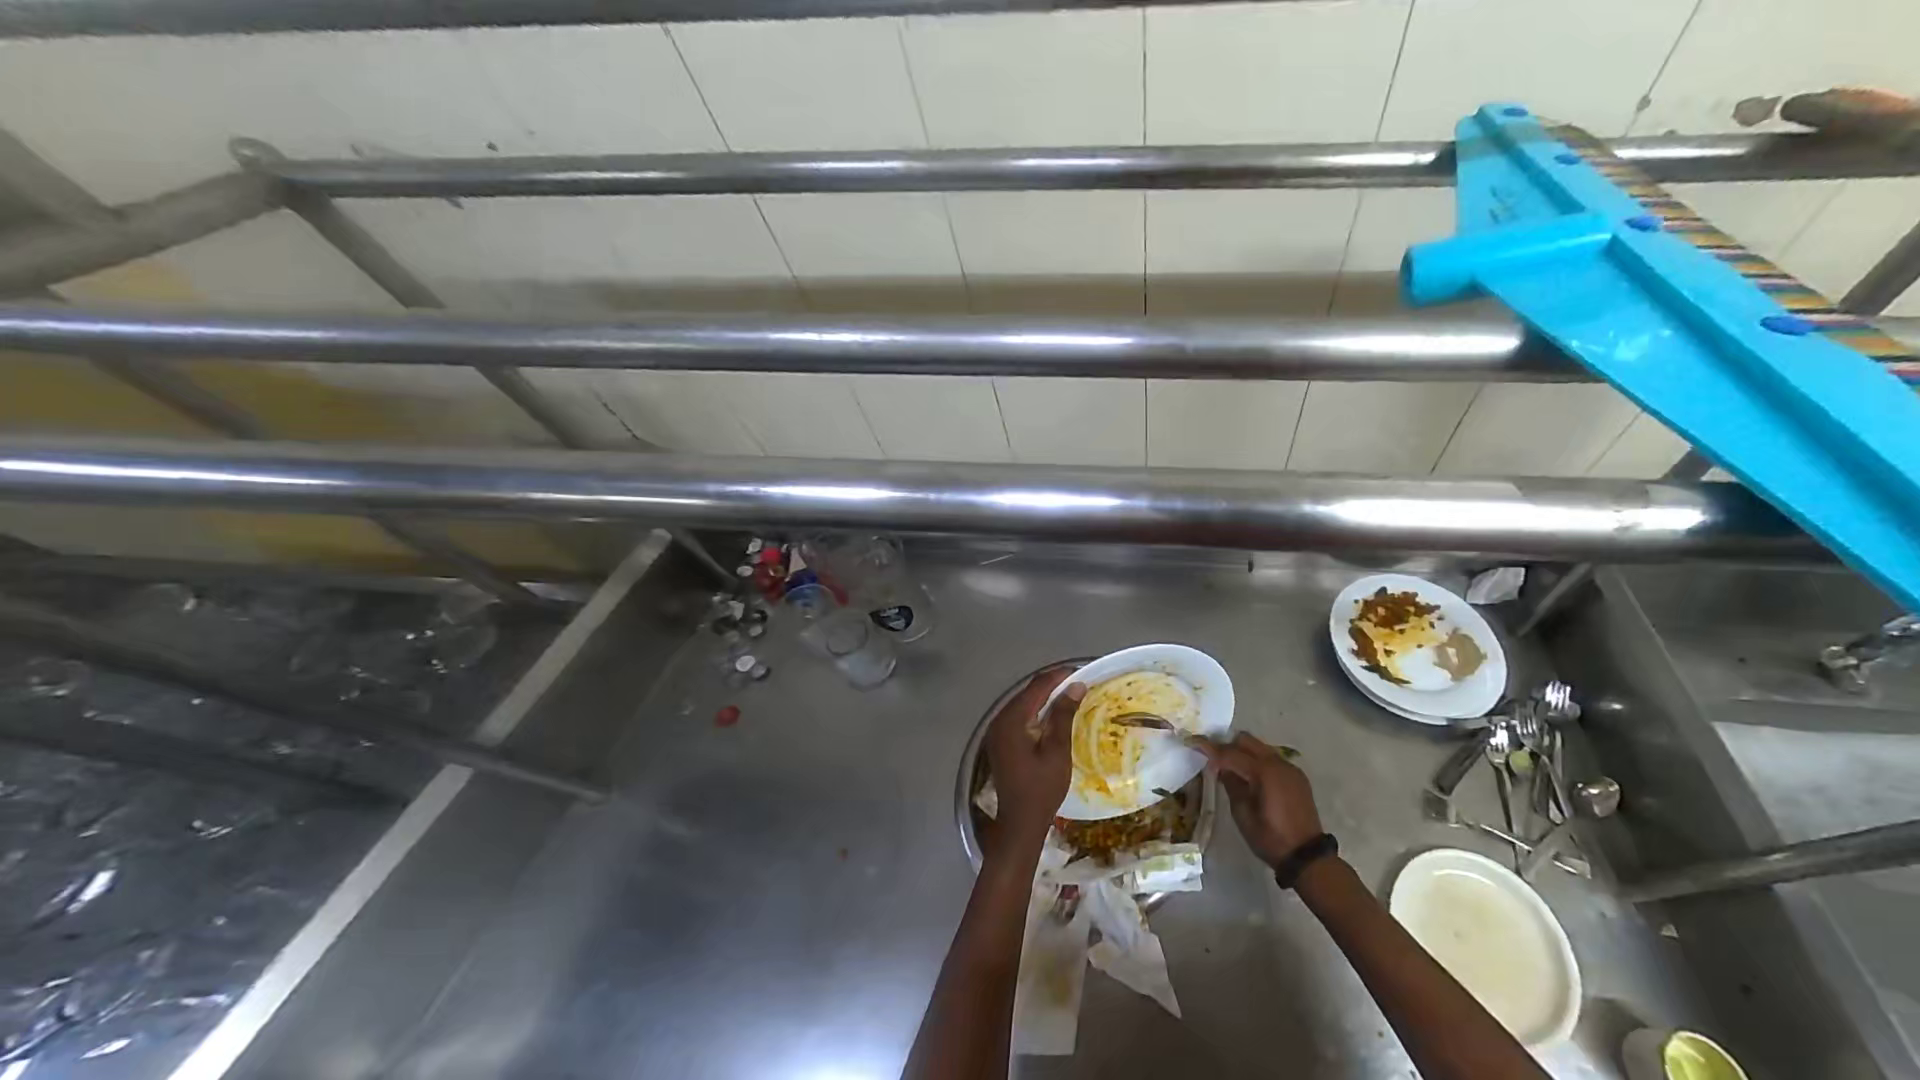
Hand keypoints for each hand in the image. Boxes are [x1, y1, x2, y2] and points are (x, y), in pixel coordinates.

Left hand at [986, 668, 1082, 844]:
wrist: (1020, 822)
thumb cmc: (1041, 788)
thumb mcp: (1057, 750)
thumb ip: (1063, 715)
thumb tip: (1075, 685)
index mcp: (1012, 719)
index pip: (1036, 687)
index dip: (1058, 677)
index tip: (1081, 672)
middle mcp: (999, 720)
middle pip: (1027, 693)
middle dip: (1052, 686)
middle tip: (1078, 684)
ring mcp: (997, 731)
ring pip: (1022, 704)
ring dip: (1044, 699)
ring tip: (1070, 697)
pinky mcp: (1000, 741)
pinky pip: (1018, 717)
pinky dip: (1035, 712)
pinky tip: (1052, 717)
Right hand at [1199, 733, 1323, 867]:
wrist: (1307, 857)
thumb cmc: (1270, 838)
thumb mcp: (1242, 814)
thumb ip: (1231, 785)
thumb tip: (1221, 768)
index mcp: (1265, 772)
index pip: (1231, 753)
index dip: (1210, 748)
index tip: (1193, 743)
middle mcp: (1279, 764)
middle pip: (1247, 741)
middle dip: (1227, 746)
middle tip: (1212, 759)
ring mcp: (1290, 769)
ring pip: (1260, 748)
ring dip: (1243, 753)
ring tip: (1230, 769)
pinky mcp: (1296, 777)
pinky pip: (1271, 759)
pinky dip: (1257, 762)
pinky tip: (1250, 779)